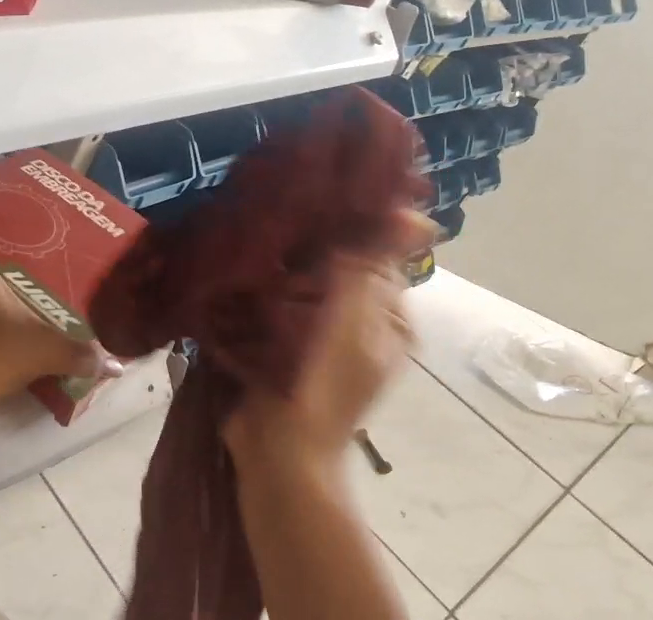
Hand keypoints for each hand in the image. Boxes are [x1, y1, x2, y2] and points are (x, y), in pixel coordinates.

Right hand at [224, 209, 438, 464]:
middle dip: (311, 249)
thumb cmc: (322, 384)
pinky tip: (239, 275)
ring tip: (251, 241)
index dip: (353, 231)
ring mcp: (322, 339)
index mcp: (388, 322)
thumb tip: (413, 214)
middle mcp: (361, 326)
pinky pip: (279, 305)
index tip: (314, 204)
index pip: (378, 259)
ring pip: (305, 285)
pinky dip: (264, 291)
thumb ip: (371, 270)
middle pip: (340, 270)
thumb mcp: (351, 323)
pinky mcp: (285, 347)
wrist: (279, 448)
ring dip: (283, 268)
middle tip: (275, 223)